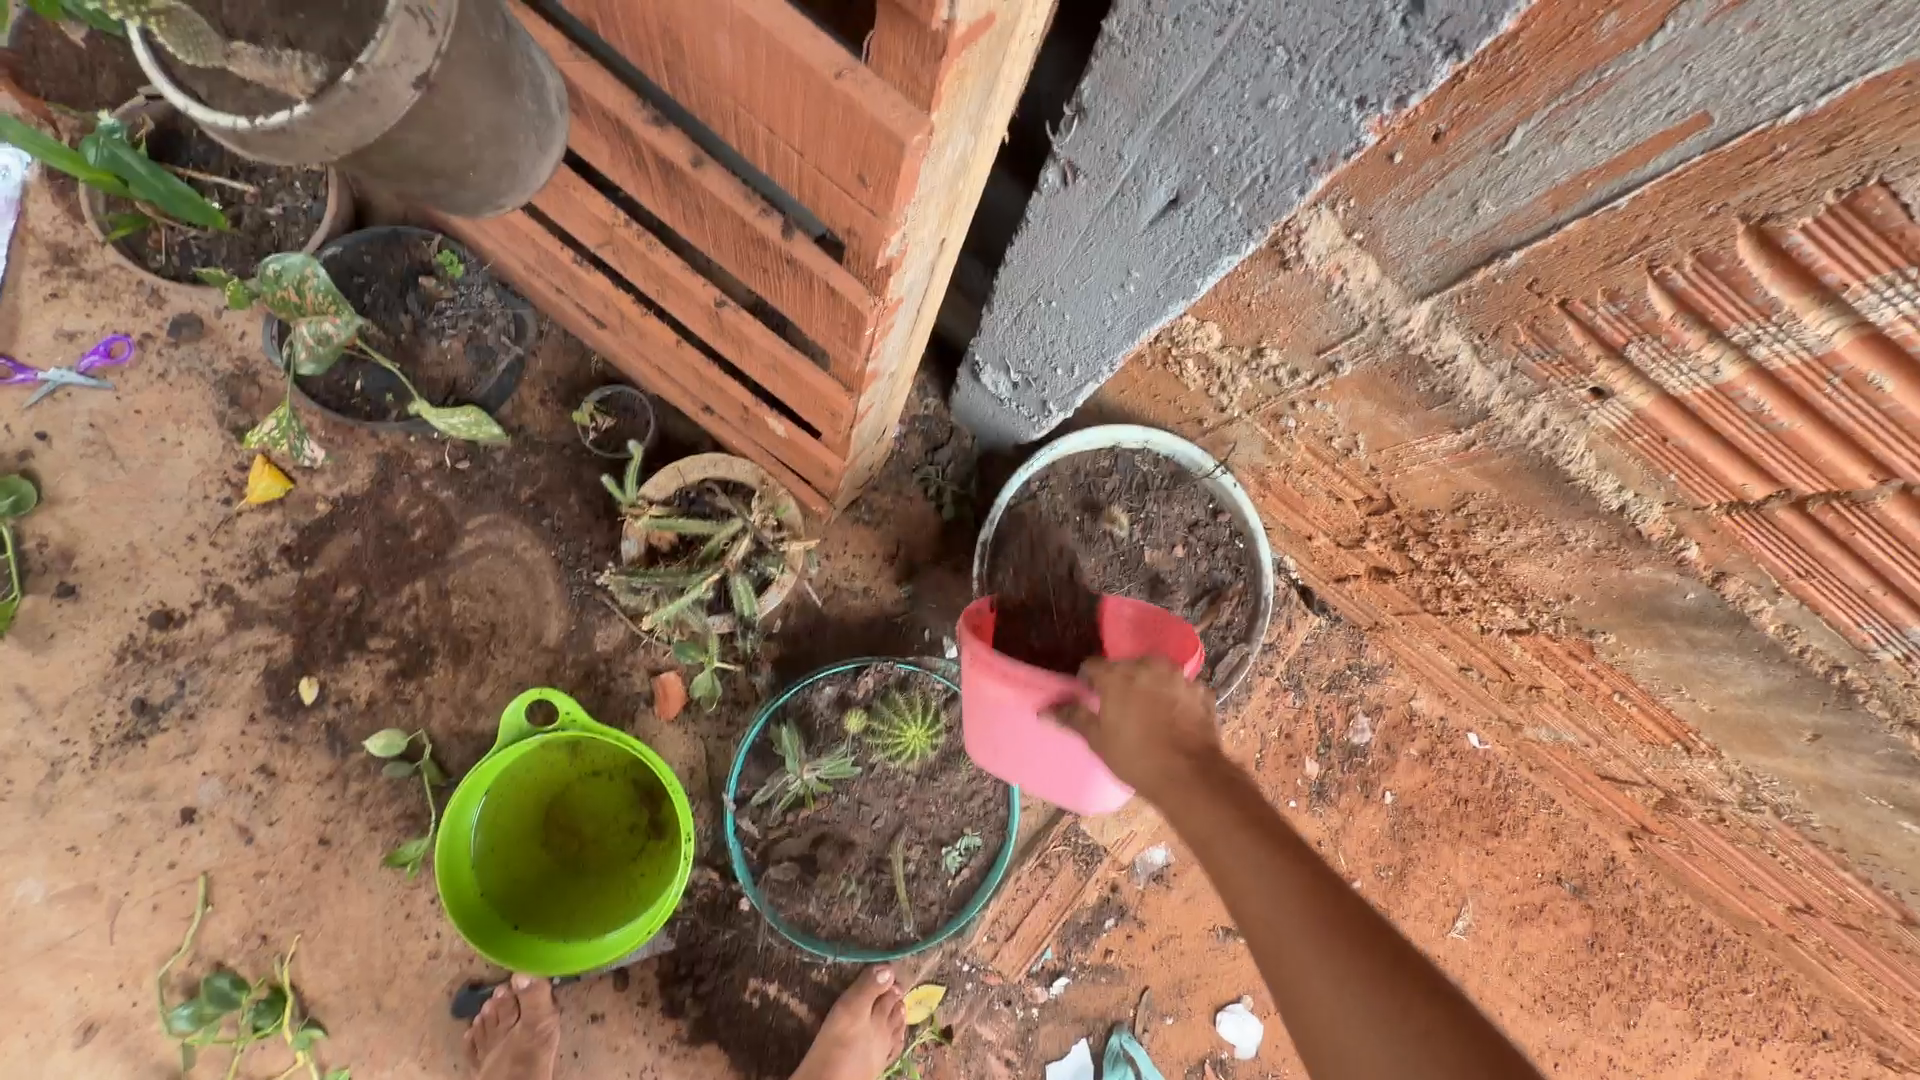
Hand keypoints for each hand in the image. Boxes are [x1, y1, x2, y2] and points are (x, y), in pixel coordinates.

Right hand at [1049, 656, 1224, 804]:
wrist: (1190, 776)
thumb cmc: (1135, 757)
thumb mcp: (1097, 739)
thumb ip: (1072, 717)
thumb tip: (1044, 708)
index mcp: (1118, 674)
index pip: (1092, 665)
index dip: (1088, 680)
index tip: (1090, 697)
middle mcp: (1149, 666)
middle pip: (1127, 666)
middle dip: (1121, 681)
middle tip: (1119, 708)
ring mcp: (1179, 677)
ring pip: (1157, 673)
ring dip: (1150, 686)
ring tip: (1149, 713)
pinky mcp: (1203, 691)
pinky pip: (1182, 688)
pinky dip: (1176, 698)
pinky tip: (1175, 719)